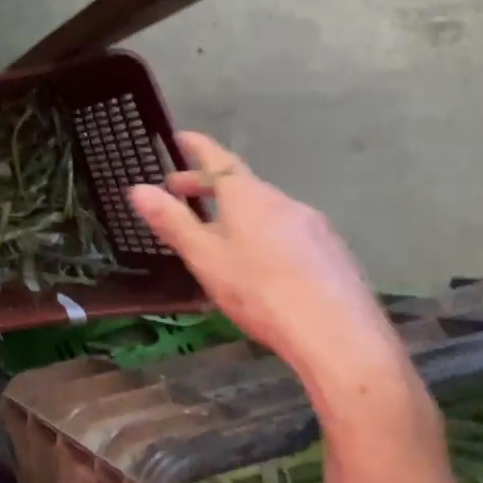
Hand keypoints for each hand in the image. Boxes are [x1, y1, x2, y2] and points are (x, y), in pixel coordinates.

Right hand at [130, 131, 398, 376]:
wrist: (345, 345)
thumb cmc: (261, 292)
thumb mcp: (203, 257)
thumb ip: (170, 220)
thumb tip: (137, 188)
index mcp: (250, 197)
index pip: (218, 159)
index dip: (197, 147)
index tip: (179, 137)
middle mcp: (285, 204)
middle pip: (242, 185)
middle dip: (208, 186)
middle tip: (180, 195)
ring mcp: (318, 231)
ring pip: (267, 211)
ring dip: (237, 213)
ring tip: (217, 235)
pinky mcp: (337, 259)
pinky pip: (290, 233)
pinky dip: (264, 235)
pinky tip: (260, 265)